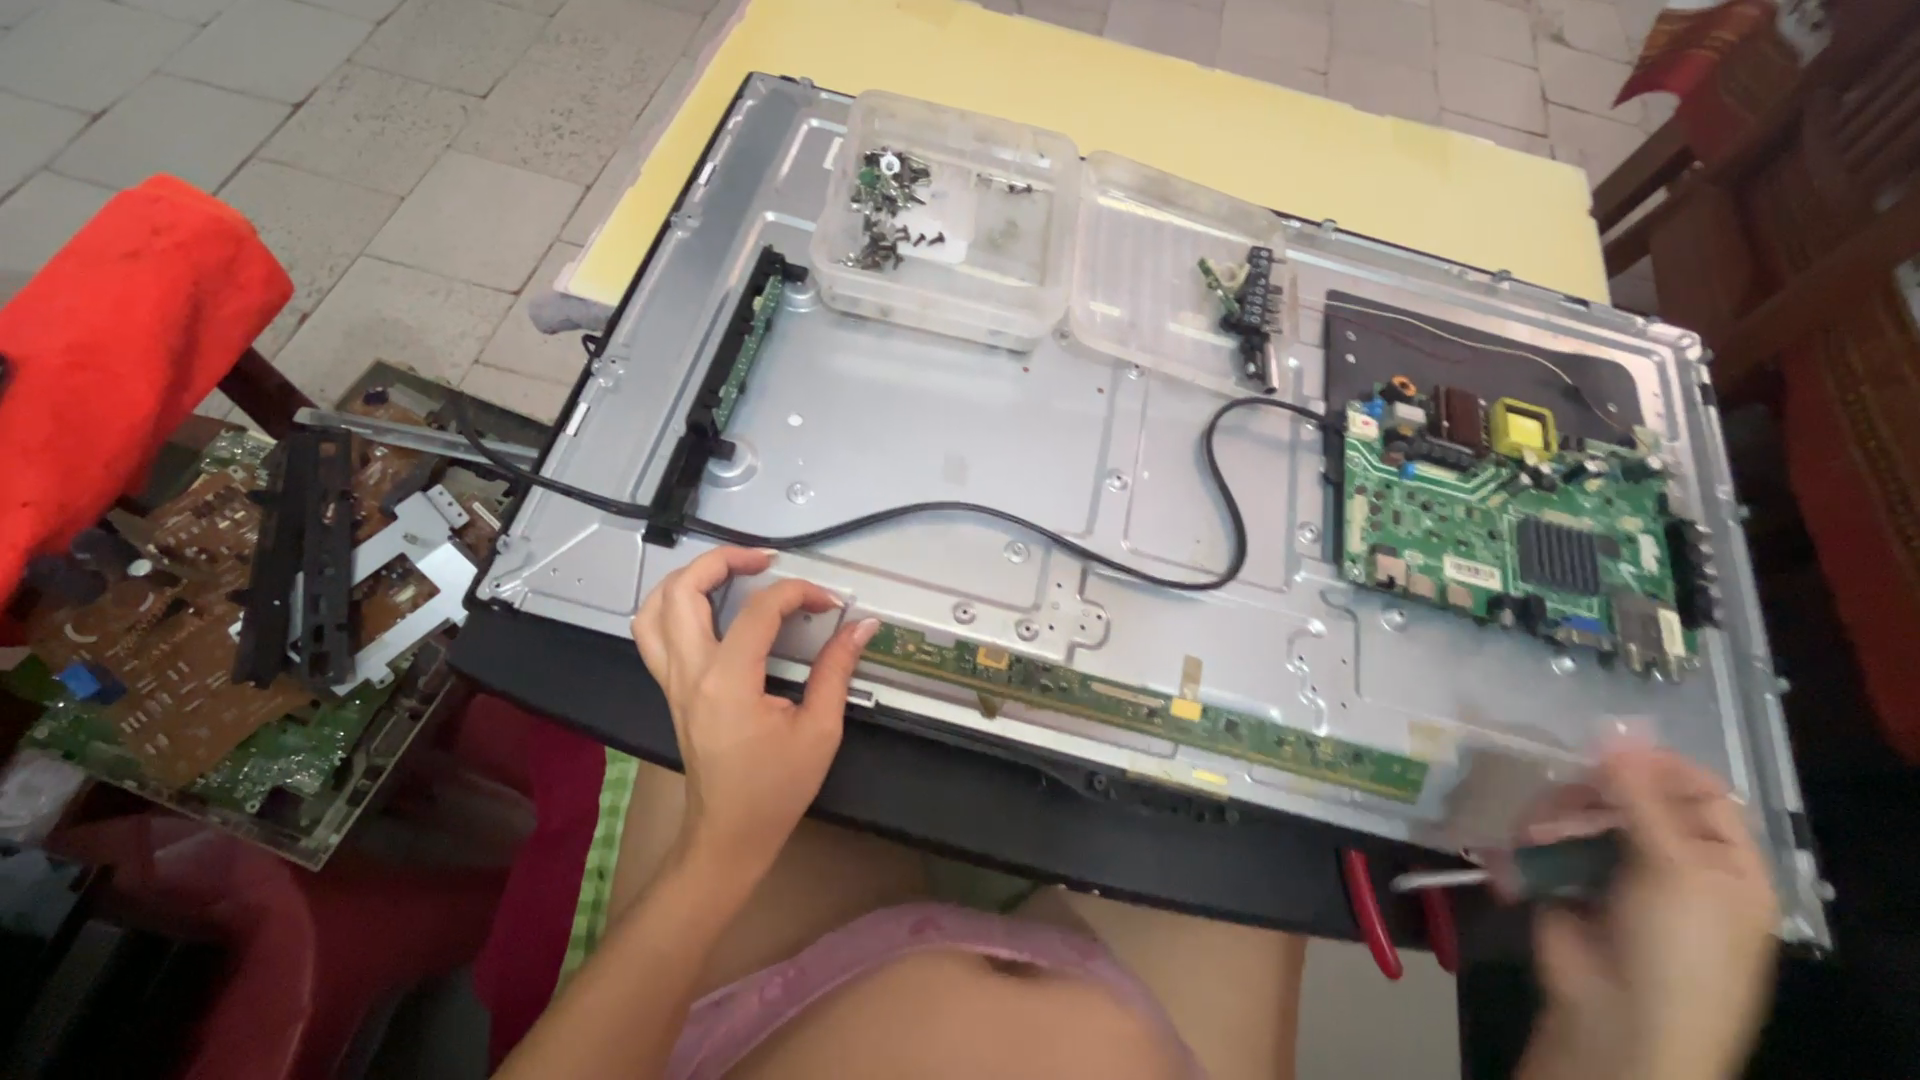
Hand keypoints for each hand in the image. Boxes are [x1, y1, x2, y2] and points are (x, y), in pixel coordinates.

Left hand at [630, 547, 879, 882]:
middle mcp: (690, 673)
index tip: (830, 603)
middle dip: (724, 560)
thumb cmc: (776, 788)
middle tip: (765, 560)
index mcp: (728, 682)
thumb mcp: (820, 729)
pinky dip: (671, 606)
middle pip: (684, 591)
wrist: (730, 833)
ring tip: (729, 572)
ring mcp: (672, 680)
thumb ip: (837, 669)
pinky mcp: (670, 689)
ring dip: (688, 578)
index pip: (759, 610)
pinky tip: (704, 606)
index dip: (798, 593)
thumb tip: (861, 625)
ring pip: (655, 608)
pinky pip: (651, 634)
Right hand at [1518, 746, 1778, 1079]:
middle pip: (1632, 800)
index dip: (1658, 765)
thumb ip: (1641, 797)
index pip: (1700, 793)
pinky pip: (1552, 845)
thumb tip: (1615, 731)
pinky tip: (1522, 842)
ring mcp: (1618, 874)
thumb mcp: (1675, 869)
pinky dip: (1534, 840)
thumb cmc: (1675, 946)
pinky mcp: (1569, 884)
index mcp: (1725, 863)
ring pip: (1584, 818)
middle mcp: (1674, 863)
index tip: (1606, 745)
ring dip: (1558, 816)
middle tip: (1563, 791)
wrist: (1618, 1017)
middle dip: (1594, 792)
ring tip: (1536, 831)